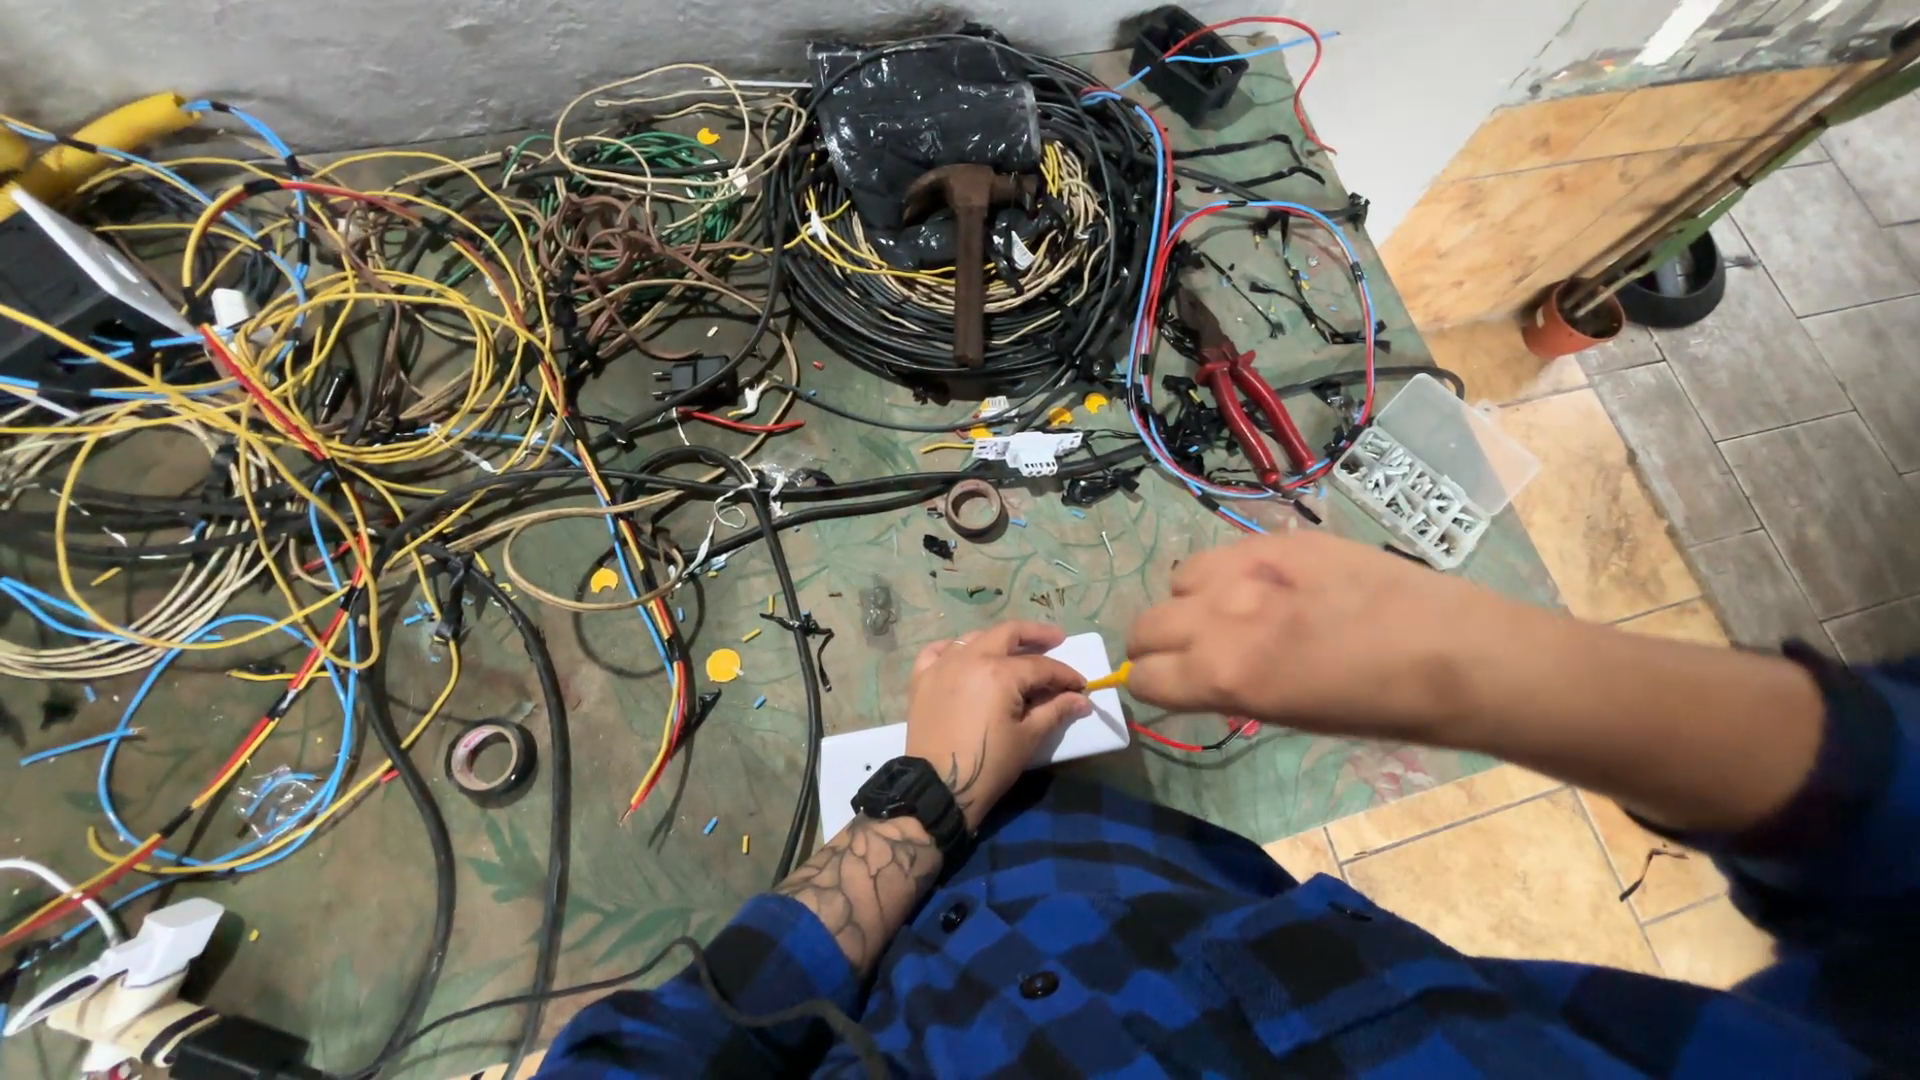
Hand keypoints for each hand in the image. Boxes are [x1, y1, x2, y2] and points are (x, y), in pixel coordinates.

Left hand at [905, 620, 1091, 830]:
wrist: (939, 787)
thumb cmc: (989, 763)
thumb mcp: (1029, 737)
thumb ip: (1055, 711)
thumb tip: (1081, 699)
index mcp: (999, 672)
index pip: (1041, 666)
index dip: (1064, 675)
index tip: (1080, 685)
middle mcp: (969, 657)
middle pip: (1007, 633)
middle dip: (1035, 635)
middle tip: (1055, 639)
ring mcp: (941, 665)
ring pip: (974, 638)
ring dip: (997, 640)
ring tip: (1013, 649)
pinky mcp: (921, 678)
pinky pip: (937, 651)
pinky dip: (953, 648)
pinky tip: (964, 655)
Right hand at [1126, 531, 1536, 740]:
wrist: (1456, 654)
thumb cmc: (1378, 710)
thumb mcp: (1286, 716)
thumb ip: (1225, 690)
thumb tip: (1194, 675)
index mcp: (1223, 676)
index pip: (1143, 676)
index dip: (1151, 685)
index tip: (1168, 686)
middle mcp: (1220, 618)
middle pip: (1144, 626)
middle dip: (1155, 646)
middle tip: (1189, 654)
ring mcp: (1246, 571)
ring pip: (1176, 581)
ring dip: (1188, 602)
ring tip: (1229, 613)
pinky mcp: (1276, 540)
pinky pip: (1219, 555)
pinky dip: (1222, 575)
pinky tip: (1261, 587)